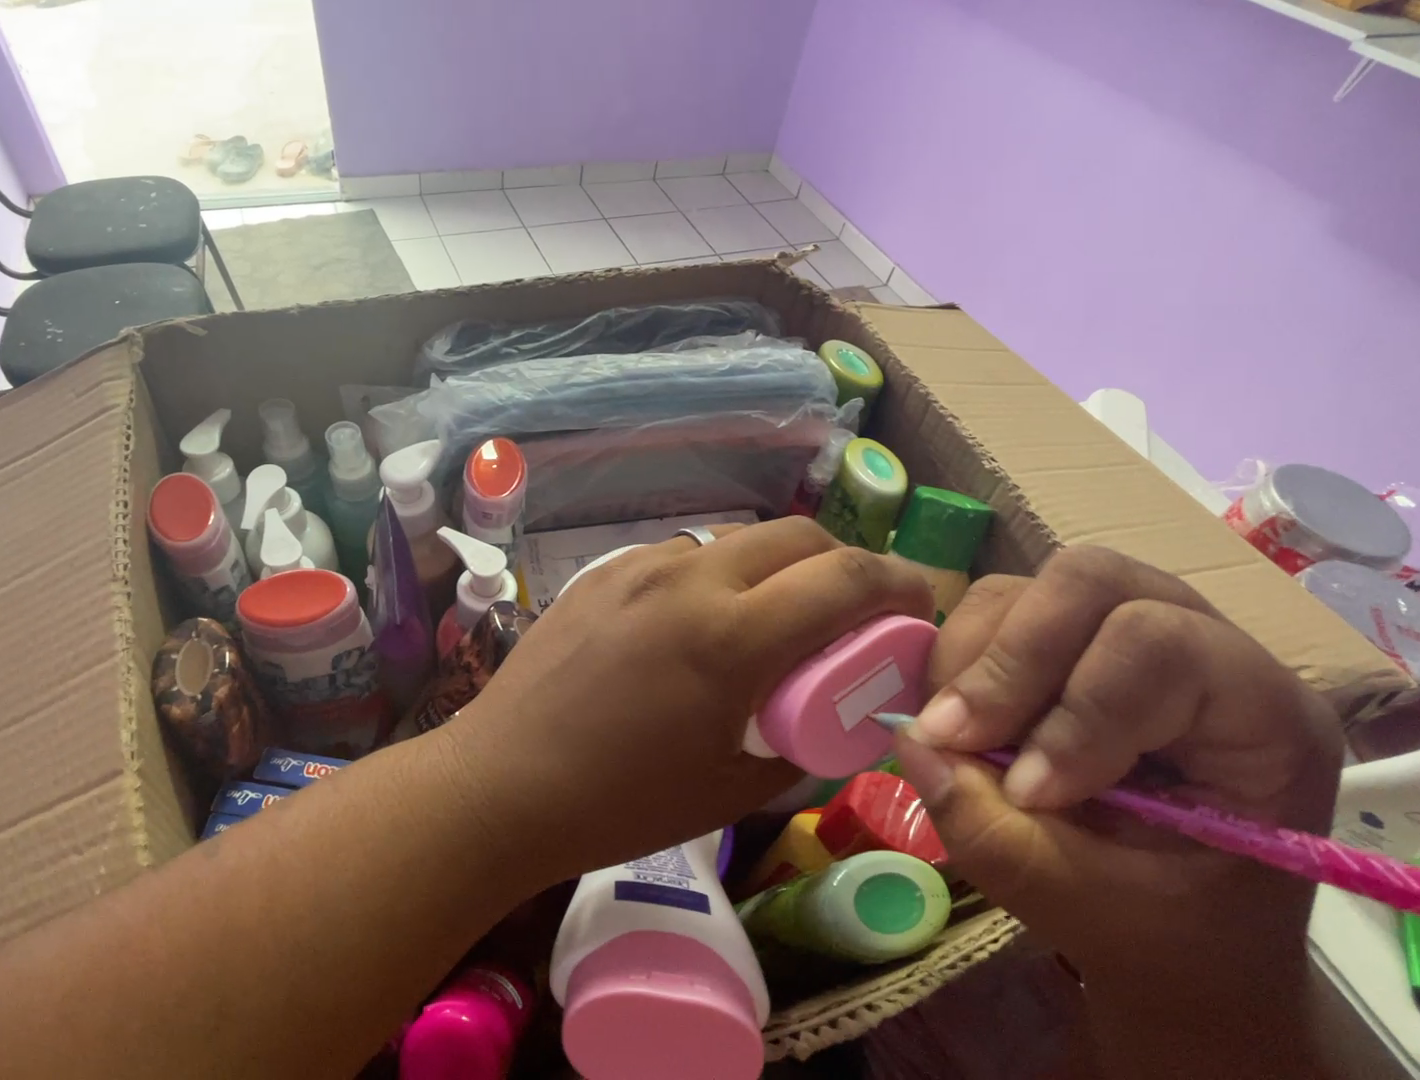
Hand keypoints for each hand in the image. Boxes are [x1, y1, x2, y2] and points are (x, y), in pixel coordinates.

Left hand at [442, 517, 934, 877]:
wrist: (501, 784)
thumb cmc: (619, 804)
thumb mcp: (732, 788)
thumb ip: (802, 739)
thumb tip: (836, 712)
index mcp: (731, 635)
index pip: (847, 577)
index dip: (901, 583)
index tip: (918, 607)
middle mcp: (689, 578)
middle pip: (798, 536)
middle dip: (843, 564)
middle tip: (851, 614)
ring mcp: (637, 566)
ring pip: (737, 540)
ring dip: (775, 567)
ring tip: (770, 621)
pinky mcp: (601, 572)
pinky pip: (682, 555)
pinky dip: (716, 576)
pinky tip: (697, 624)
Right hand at [892, 547, 1343, 1005]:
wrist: (1176, 943)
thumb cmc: (1164, 933)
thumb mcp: (1085, 906)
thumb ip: (994, 831)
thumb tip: (915, 744)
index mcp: (1263, 718)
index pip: (1158, 645)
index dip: (1076, 710)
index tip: (1025, 795)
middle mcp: (1203, 646)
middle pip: (1089, 581)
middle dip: (1008, 660)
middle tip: (954, 736)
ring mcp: (1127, 632)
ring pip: (1029, 588)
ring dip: (972, 659)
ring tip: (954, 736)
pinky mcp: (1069, 641)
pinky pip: (995, 611)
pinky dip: (957, 659)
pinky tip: (959, 719)